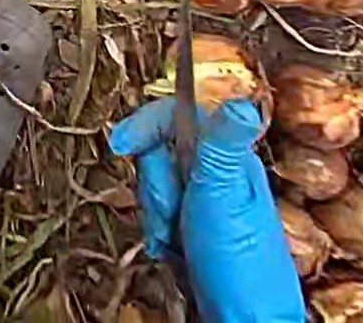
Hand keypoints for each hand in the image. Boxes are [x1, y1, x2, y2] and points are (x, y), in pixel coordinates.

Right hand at [110, 99, 305, 322]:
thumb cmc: (238, 261)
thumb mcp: (226, 196)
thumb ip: (225, 143)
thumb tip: (243, 100)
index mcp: (226, 151)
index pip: (175, 113)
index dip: (144, 123)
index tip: (120, 144)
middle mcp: (213, 167)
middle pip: (157, 147)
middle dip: (154, 183)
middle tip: (170, 215)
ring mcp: (200, 195)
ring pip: (153, 179)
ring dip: (154, 210)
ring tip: (173, 238)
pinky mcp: (189, 221)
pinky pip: (155, 209)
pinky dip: (156, 228)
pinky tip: (170, 247)